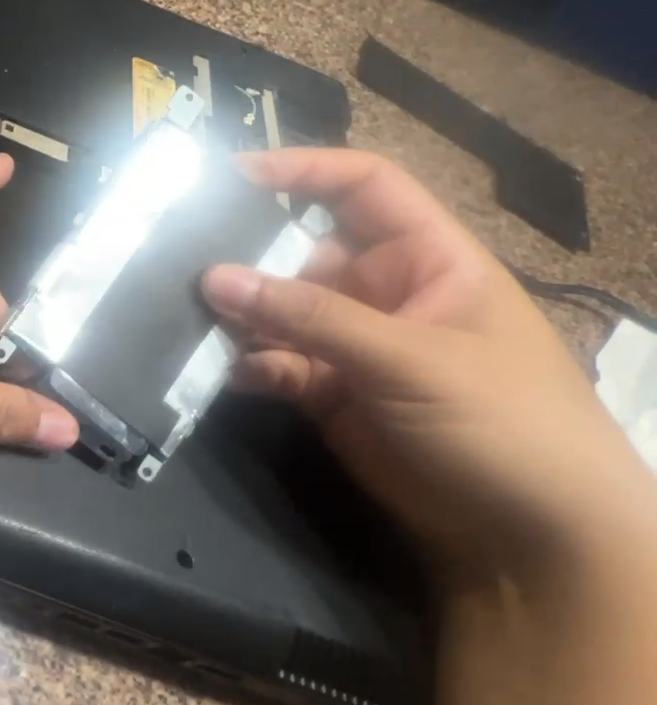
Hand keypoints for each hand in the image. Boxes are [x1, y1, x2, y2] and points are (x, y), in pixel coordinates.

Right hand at [200, 148, 653, 584]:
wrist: (525, 533)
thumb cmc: (502, 423)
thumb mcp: (410, 360)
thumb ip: (309, 318)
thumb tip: (213, 278)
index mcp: (428, 260)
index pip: (365, 188)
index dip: (303, 171)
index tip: (230, 176)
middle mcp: (381, 292)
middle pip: (299, 251)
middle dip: (245, 255)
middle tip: (179, 260)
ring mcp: (349, 343)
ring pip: (273, 309)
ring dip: (233, 314)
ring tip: (184, 318)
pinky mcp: (324, 389)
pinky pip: (267, 361)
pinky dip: (241, 364)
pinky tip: (223, 373)